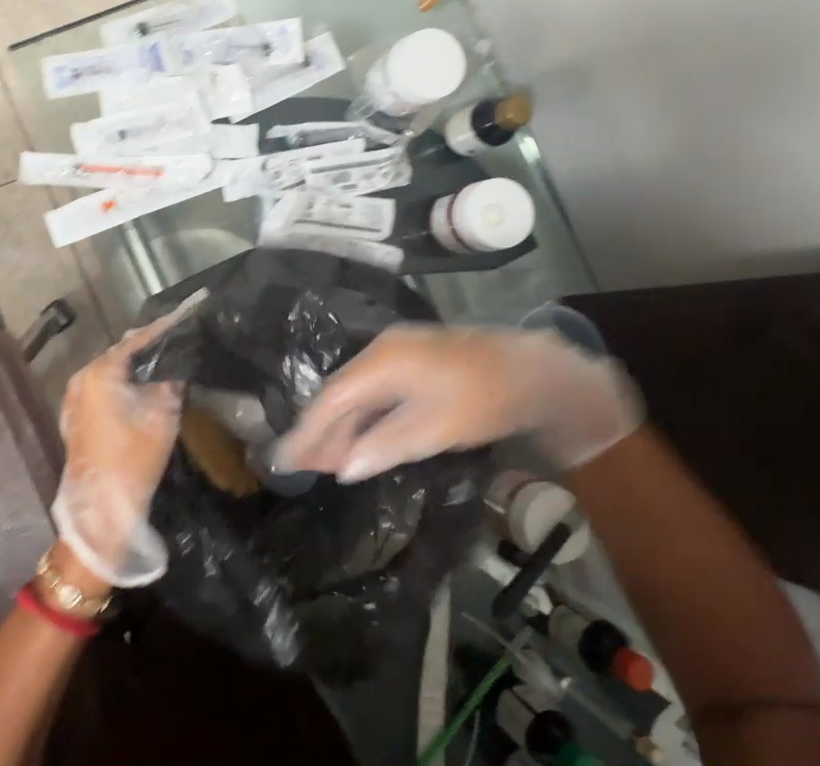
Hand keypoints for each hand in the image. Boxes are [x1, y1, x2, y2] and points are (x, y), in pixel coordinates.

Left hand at [51, 313, 187, 587]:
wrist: (100, 511)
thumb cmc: (133, 461)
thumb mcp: (162, 417)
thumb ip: (170, 382)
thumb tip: (177, 365)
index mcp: (99, 373)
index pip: (136, 341)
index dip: (162, 329)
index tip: (185, 317)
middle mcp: (81, 379)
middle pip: (120, 354)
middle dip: (148, 347)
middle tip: (179, 339)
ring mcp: (74, 399)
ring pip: (111, 372)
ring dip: (136, 367)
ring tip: (167, 360)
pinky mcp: (76, 417)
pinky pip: (104, 389)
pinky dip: (124, 384)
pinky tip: (144, 388)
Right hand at [271, 324, 640, 481]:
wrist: (534, 370)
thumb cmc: (483, 399)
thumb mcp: (433, 430)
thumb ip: (385, 447)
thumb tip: (344, 468)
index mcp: (383, 362)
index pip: (332, 398)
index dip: (308, 431)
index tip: (285, 459)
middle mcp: (382, 350)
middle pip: (340, 393)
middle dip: (321, 432)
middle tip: (302, 467)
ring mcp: (397, 353)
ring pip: (356, 393)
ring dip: (341, 427)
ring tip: (326, 462)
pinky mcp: (411, 362)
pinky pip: (374, 391)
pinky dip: (362, 418)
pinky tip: (358, 441)